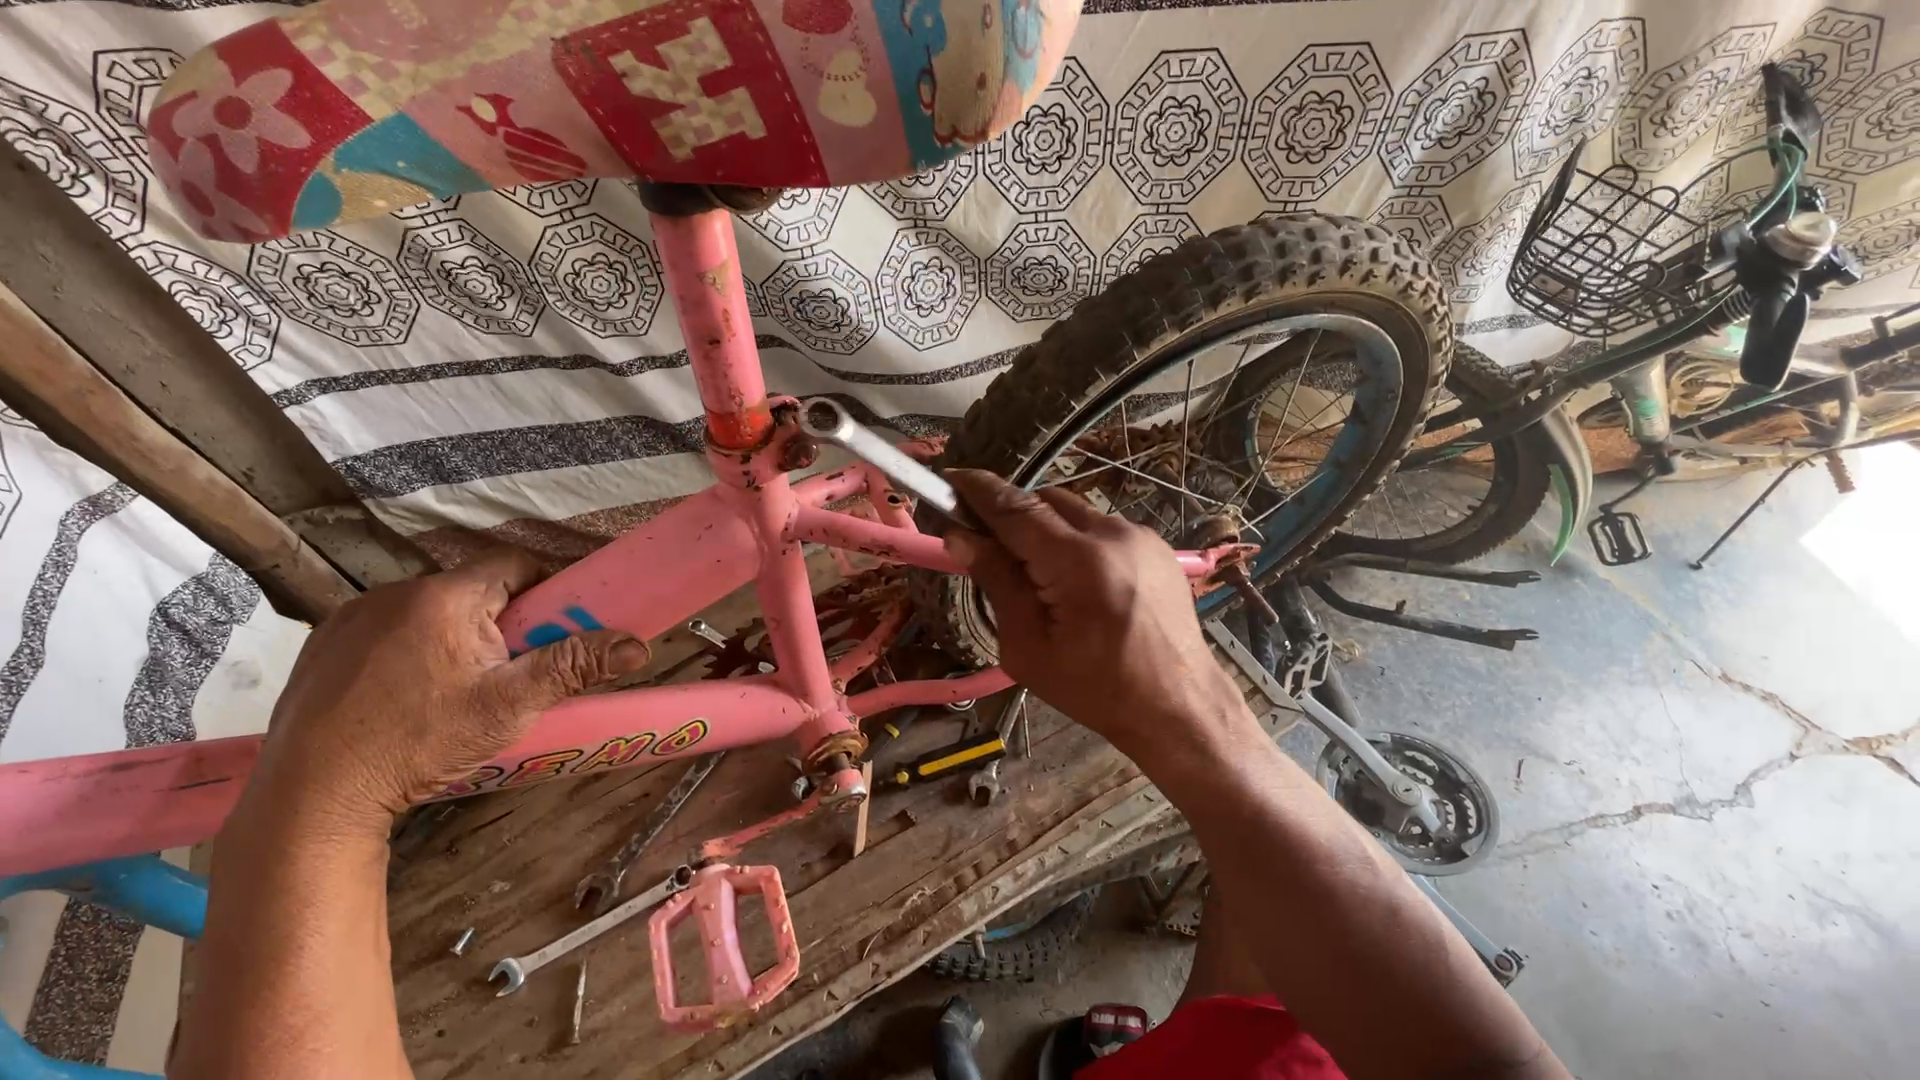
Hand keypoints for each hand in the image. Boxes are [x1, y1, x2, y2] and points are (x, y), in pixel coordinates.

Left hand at [249, 550, 650, 837]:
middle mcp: (396, 592)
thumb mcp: (510, 706)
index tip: (556, 629)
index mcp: (446, 597)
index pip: (516, 565)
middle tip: (512, 669)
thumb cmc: (421, 743)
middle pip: (474, 589)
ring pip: (430, 610)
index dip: (545, 591)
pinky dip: (409, 648)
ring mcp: (352, 616)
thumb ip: (573, 666)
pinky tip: (407, 693)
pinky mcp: (324, 643)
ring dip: (455, 633)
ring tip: (458, 688)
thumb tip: (638, 645)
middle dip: (502, 620)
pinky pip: (387, 629)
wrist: (313, 795)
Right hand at [942, 470, 1244, 756]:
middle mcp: (1112, 534)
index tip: (949, 479)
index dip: (978, 490)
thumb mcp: (1029, 647)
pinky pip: (1103, 529)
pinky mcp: (1157, 547)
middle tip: (989, 548)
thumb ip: (998, 583)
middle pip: (1045, 500)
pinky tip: (1079, 585)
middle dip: (1012, 515)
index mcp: (1077, 561)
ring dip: (1047, 530)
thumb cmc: (1097, 689)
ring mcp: (1140, 536)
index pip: (1015, 508)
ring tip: (1041, 578)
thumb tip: (960, 538)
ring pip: (1076, 512)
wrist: (1178, 705)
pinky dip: (1079, 541)